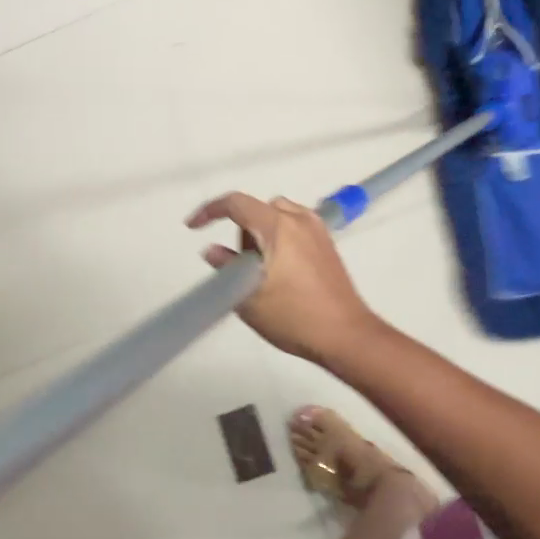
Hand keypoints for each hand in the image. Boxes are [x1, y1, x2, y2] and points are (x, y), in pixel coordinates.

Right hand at [186, 193, 380, 362]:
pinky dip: (280, 238)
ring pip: (277, 216)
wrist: (346, 335)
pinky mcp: (327, 244)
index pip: (237, 203)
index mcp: (278, 226)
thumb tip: (212, 250)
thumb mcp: (250, 298)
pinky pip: (294, 226)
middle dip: (243, 233)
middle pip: (258, 209)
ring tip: (263, 274)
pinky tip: (282, 273)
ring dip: (262, 235)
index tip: (193, 227)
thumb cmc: (295, 316)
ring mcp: (317, 230)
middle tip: (243, 269)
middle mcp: (300, 218)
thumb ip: (227, 268)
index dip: (210, 210)